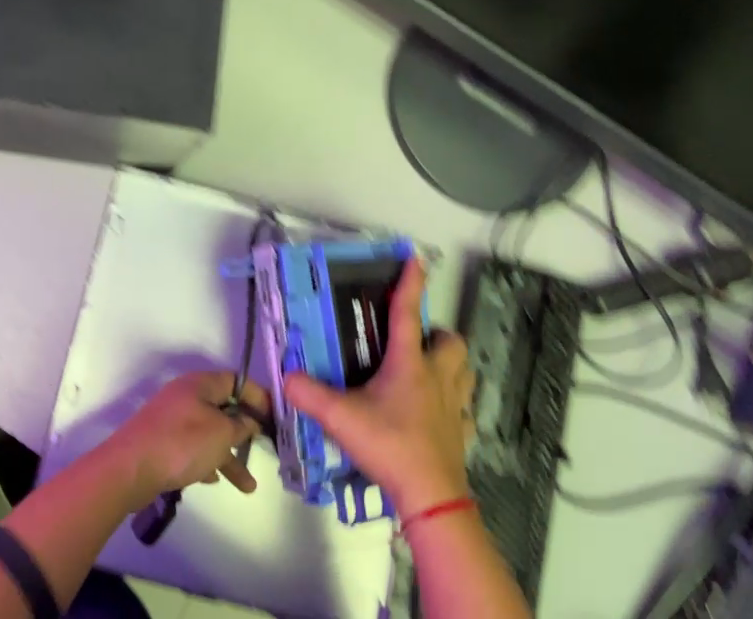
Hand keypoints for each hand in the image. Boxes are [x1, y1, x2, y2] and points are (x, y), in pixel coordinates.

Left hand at [97, 371, 269, 503]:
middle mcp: (185, 397)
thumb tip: (248, 421)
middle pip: (223, 408)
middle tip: (265, 447)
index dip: (258, 395)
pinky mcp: (162, 443)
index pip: (236, 380)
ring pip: (210, 434)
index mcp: (199, 384)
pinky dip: (206, 462)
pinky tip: (214, 481)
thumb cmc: (182, 443)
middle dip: (245, 430)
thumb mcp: (221, 433)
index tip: (276, 416)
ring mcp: (172, 421)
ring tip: (249, 486)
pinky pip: (192, 450)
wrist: (130, 470)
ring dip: (229, 456)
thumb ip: (240, 425)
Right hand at [283, 259, 473, 513]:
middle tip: (414, 341)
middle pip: (451, 341)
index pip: (409, 313)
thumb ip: (309, 394)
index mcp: (409, 364)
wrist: (432, 496)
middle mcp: (437, 377)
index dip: (411, 283)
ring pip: (465, 371)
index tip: (415, 257)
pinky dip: (456, 405)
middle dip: (437, 333)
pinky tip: (439, 413)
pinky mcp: (463, 433)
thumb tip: (286, 377)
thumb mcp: (341, 418)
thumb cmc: (390, 446)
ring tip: (429, 370)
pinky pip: (466, 410)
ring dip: (451, 364)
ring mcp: (455, 406)